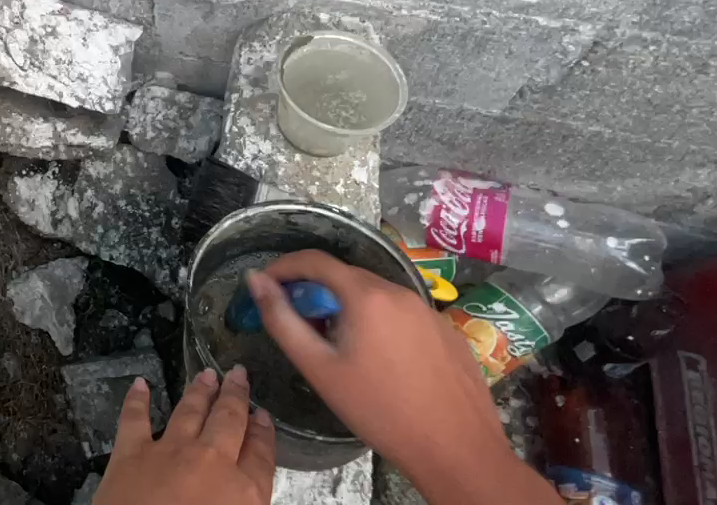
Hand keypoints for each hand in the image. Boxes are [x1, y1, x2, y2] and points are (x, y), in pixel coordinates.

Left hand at [94, 367, 274, 504]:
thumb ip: (249, 502)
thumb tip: (248, 492)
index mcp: (244, 493)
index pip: (260, 456)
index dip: (263, 433)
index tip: (264, 413)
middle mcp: (210, 461)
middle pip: (227, 421)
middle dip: (235, 395)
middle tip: (237, 372)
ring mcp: (169, 450)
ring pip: (188, 411)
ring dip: (198, 391)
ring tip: (206, 374)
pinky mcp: (131, 450)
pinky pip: (135, 417)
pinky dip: (137, 398)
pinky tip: (141, 383)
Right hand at [248, 252, 559, 504]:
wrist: (461, 456)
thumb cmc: (381, 411)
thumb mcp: (318, 367)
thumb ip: (281, 318)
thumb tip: (255, 279)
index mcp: (366, 295)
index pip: (314, 260)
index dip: (283, 267)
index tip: (265, 285)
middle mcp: (399, 292)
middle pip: (345, 276)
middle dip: (314, 289)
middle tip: (298, 319)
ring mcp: (429, 312)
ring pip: (375, 294)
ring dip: (348, 305)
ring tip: (337, 341)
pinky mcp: (449, 333)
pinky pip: (403, 314)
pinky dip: (380, 321)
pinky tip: (381, 358)